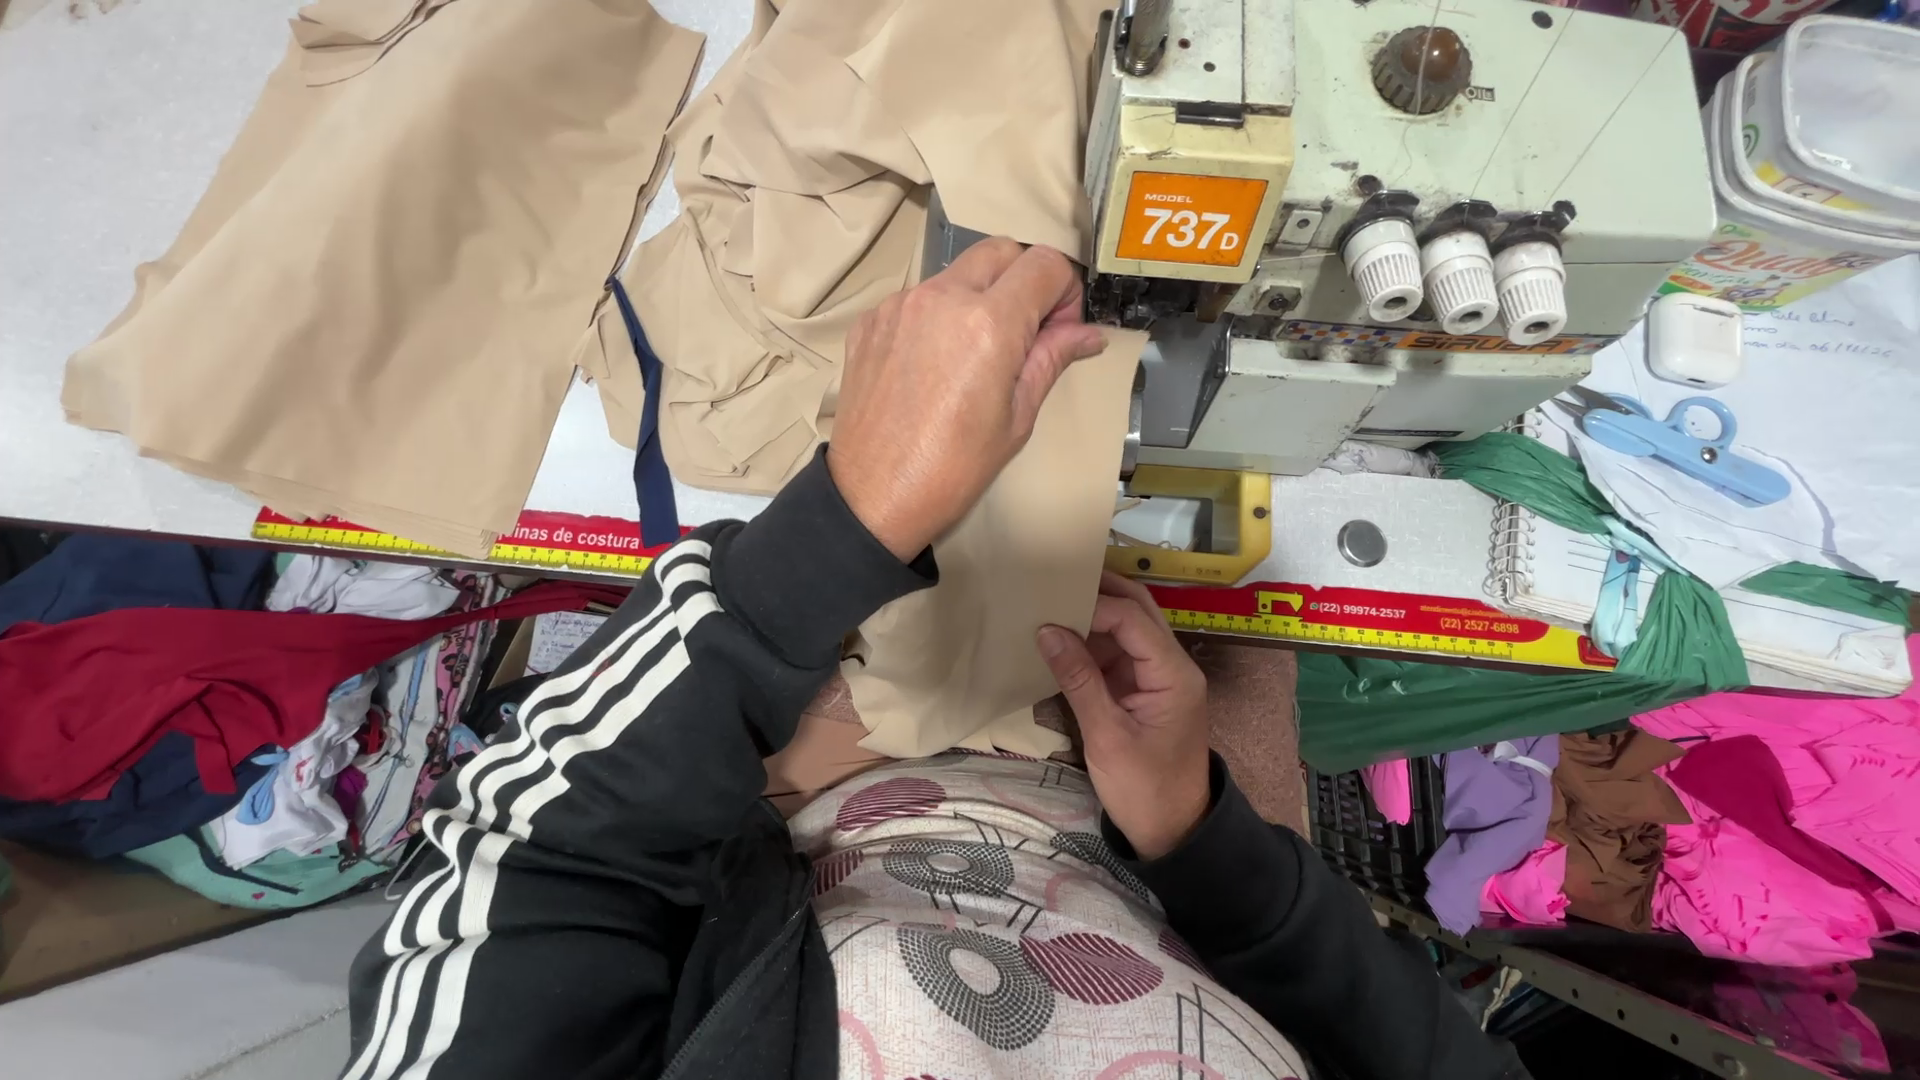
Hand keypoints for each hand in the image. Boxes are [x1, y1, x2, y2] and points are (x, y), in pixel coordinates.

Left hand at [828, 238, 1106, 558]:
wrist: (873, 498)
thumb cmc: (953, 469)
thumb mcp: (1017, 419)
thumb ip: (1051, 360)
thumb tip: (1088, 334)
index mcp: (988, 323)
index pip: (1045, 264)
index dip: (1065, 292)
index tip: (1061, 329)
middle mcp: (941, 297)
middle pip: (1001, 251)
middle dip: (1025, 279)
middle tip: (1027, 331)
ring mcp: (899, 305)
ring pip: (956, 272)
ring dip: (980, 295)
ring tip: (976, 353)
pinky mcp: (870, 322)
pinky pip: (918, 298)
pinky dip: (939, 315)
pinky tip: (935, 364)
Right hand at [1036, 571, 1210, 860]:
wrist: (1174, 831)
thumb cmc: (1143, 789)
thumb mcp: (1106, 735)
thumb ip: (1078, 679)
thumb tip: (1046, 630)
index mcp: (1173, 674)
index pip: (1132, 619)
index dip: (1093, 606)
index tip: (1049, 606)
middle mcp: (1172, 665)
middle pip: (1139, 609)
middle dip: (1101, 591)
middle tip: (1056, 582)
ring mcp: (1159, 675)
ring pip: (1130, 626)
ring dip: (1095, 614)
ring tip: (1052, 605)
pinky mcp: (1144, 688)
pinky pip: (1120, 651)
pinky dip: (1093, 641)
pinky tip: (1063, 638)